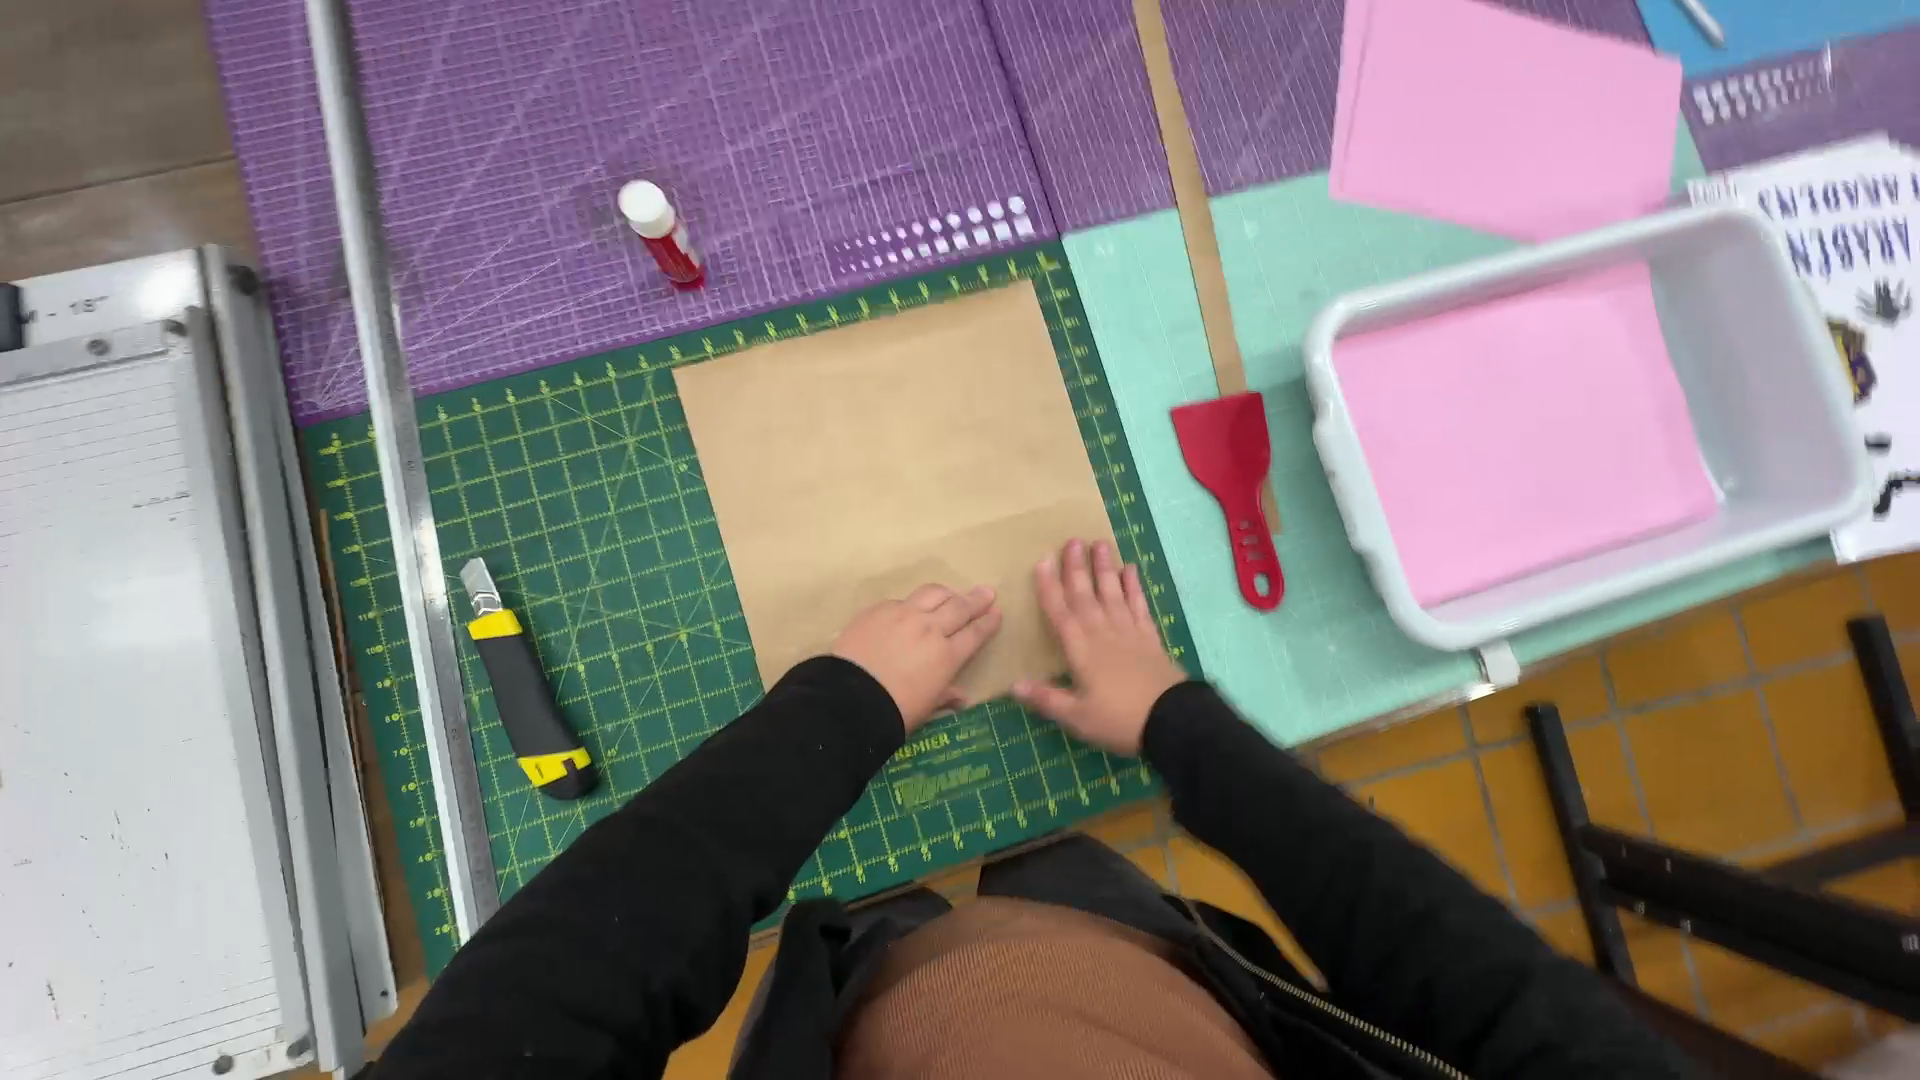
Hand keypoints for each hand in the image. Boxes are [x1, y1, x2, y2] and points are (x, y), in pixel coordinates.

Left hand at [831, 584, 1002, 731]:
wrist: (850, 698)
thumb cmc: (894, 711)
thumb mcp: (926, 708)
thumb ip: (945, 696)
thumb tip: (962, 699)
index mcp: (947, 655)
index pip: (975, 634)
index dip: (988, 622)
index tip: (997, 612)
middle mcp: (930, 628)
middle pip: (959, 607)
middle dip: (976, 600)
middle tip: (986, 591)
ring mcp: (903, 614)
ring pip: (932, 594)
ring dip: (946, 593)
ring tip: (951, 594)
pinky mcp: (878, 610)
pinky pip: (901, 601)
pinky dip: (912, 603)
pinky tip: (910, 608)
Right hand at [1013, 539, 1185, 755]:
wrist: (1171, 721)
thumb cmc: (1118, 720)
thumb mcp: (1077, 717)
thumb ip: (1046, 699)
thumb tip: (1013, 685)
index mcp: (1080, 649)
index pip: (1060, 612)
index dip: (1049, 586)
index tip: (1042, 560)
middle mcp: (1102, 632)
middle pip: (1086, 595)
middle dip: (1076, 568)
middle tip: (1072, 540)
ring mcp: (1128, 632)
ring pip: (1113, 593)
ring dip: (1105, 568)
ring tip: (1100, 543)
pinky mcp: (1149, 638)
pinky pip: (1139, 605)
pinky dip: (1134, 587)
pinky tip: (1131, 570)